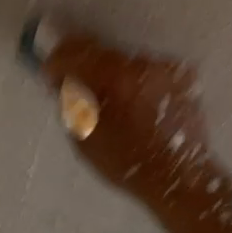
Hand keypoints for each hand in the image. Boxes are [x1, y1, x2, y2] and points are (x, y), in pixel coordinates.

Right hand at [38, 29, 213, 203]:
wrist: (180, 179)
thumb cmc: (127, 165)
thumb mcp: (86, 139)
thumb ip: (72, 104)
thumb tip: (64, 82)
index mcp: (117, 78)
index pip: (77, 53)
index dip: (57, 61)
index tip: (48, 73)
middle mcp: (143, 64)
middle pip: (102, 53)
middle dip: (83, 66)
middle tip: (72, 83)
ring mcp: (167, 69)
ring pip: (125, 62)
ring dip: (110, 74)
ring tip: (105, 99)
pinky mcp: (183, 78)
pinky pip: (147, 73)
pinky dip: (134, 82)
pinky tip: (132, 104)